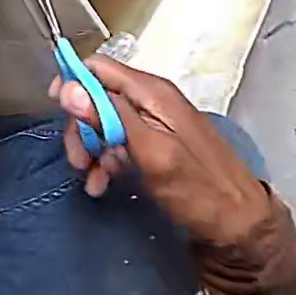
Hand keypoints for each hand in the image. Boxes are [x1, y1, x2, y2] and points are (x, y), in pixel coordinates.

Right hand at [53, 55, 274, 244]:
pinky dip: (104, 161)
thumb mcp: (150, 152)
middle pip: (96, 97)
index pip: (98, 67)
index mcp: (152, 92)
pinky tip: (102, 183)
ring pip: (102, 122)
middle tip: (77, 160)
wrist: (238, 227)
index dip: (72, 82)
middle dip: (80, 127)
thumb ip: (110, 117)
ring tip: (92, 178)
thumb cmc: (198, 190)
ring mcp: (152, 122)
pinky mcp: (152, 143)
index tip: (57, 110)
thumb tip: (69, 88)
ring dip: (90, 149)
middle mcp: (150, 100)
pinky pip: (116, 142)